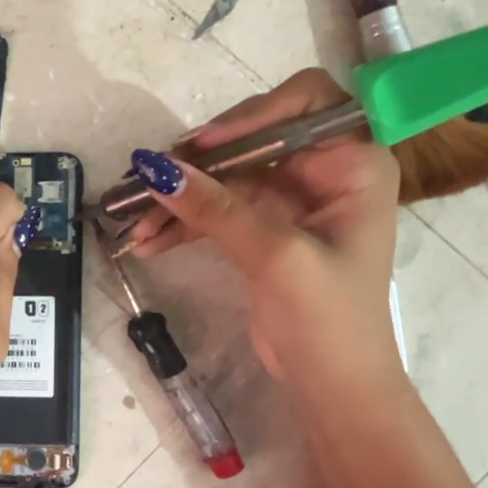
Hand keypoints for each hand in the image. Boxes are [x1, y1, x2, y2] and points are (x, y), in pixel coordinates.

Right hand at [122, 69, 405, 396]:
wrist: (333, 383)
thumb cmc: (328, 318)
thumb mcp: (275, 256)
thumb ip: (216, 209)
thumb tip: (154, 169)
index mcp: (353, 164)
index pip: (304, 104)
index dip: (252, 115)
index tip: (201, 145)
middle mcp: (323, 173)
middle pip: (250, 141)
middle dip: (197, 164)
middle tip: (147, 181)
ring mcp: (289, 203)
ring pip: (223, 179)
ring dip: (178, 199)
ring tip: (134, 225)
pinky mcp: (261, 232)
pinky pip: (214, 212)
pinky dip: (181, 224)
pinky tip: (147, 243)